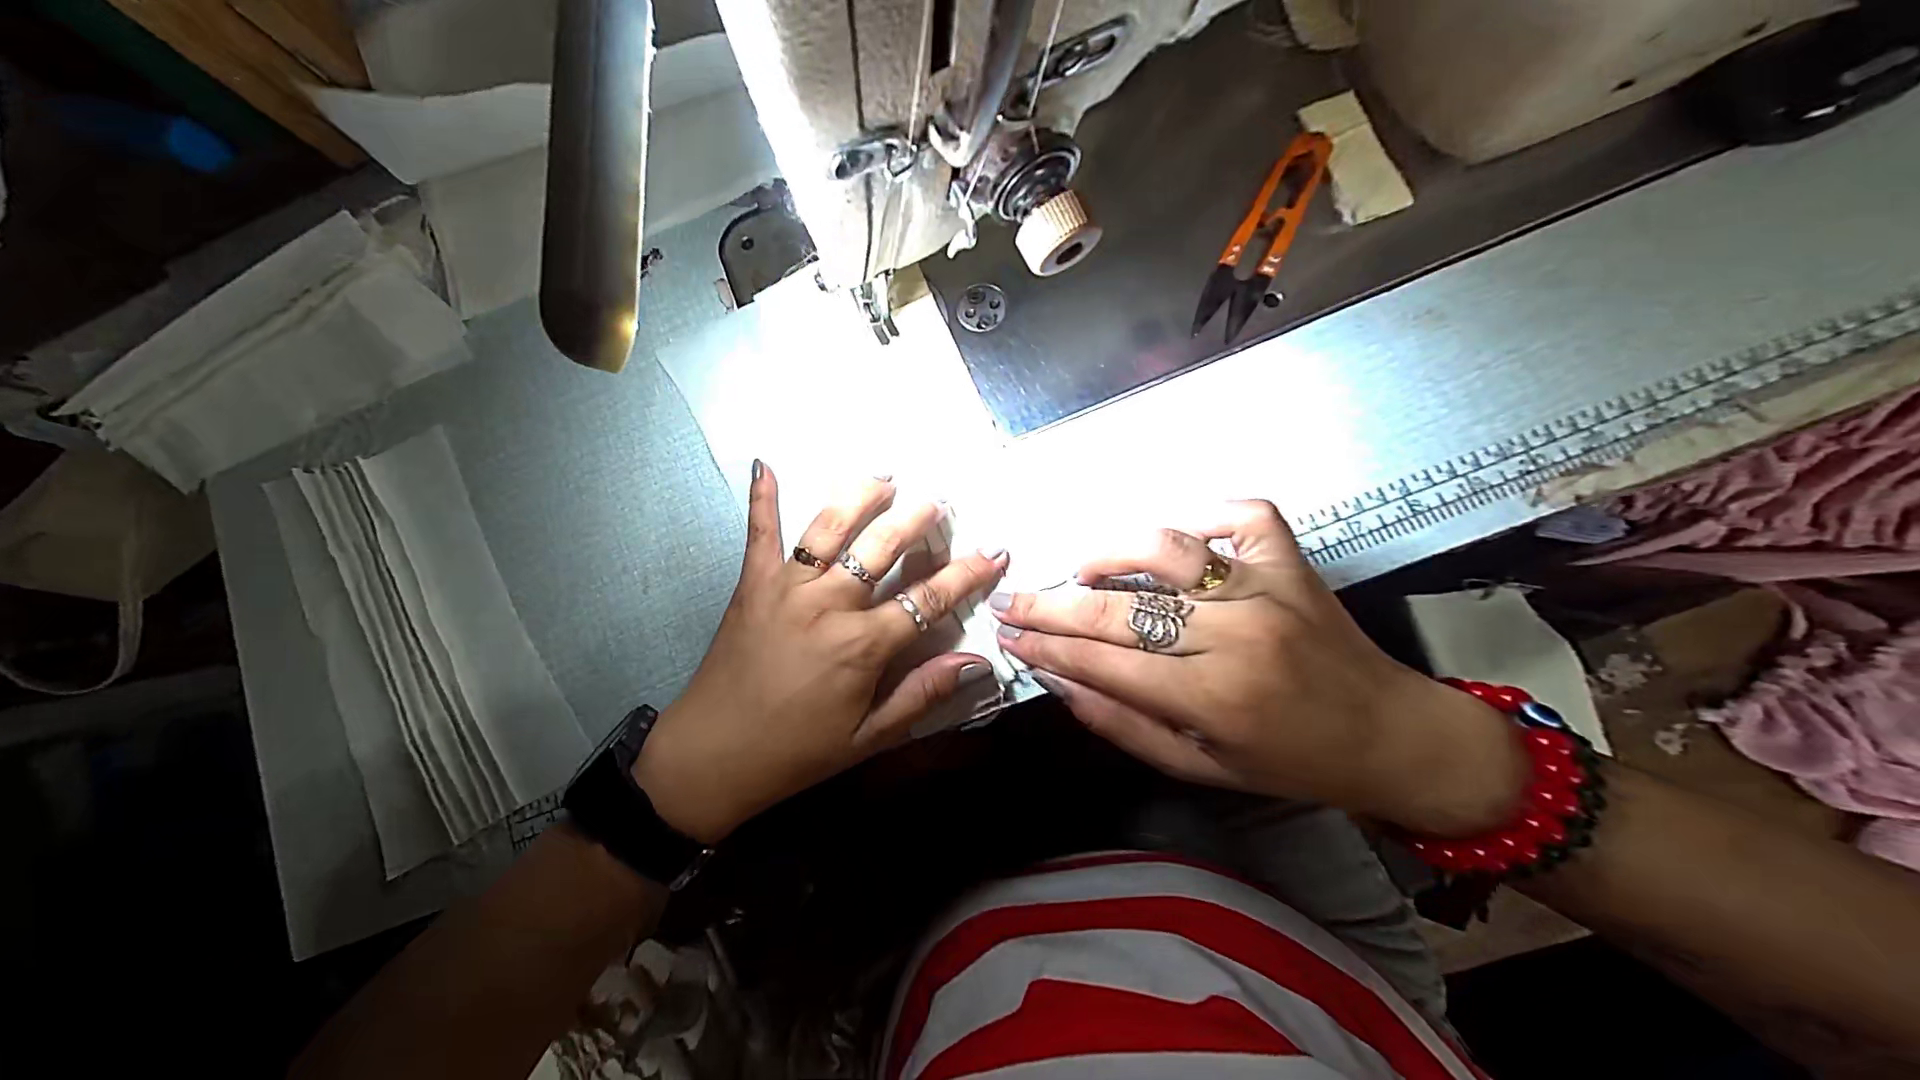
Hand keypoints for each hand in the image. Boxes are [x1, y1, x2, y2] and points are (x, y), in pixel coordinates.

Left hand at [631, 463, 1006, 843]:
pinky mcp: (751, 585)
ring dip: (860, 498)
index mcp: (862, 644)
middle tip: (938, 503)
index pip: (928, 599)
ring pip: (829, 528)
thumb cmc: (796, 752)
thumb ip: (923, 694)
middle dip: (916, 520)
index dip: (967, 574)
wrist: (712, 756)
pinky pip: (759, 534)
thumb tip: (976, 662)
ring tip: (884, 479)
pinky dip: (762, 499)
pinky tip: (765, 465)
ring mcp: (786, 588)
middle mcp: (827, 604)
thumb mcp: (869, 738)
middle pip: (882, 547)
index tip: (994, 553)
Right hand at [991, 500, 1526, 836]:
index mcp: (1215, 696)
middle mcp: (1238, 633)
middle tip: (1014, 602)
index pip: (1105, 661)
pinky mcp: (1292, 560)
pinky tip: (1176, 539)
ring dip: (1111, 553)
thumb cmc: (1288, 762)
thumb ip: (1121, 724)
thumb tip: (1057, 679)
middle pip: (1121, 608)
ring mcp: (1268, 587)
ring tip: (1081, 570)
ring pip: (1168, 549)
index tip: (1008, 635)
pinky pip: (1241, 514)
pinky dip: (1204, 514)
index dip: (1047, 646)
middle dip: (1053, 606)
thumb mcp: (1197, 766)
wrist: (1390, 736)